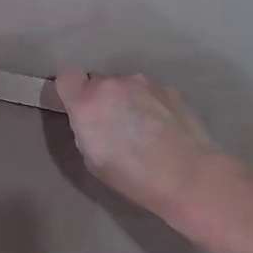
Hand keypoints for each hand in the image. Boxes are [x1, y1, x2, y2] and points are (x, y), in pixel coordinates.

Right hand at [53, 69, 225, 216]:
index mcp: (86, 102)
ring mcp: (143, 83)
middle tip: (111, 124)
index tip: (75, 105)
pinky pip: (148, 92)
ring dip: (125, 99)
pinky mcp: (168, 89)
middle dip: (99, 98)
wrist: (187, 175)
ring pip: (124, 85)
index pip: (65, 76)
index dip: (69, 89)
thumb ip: (86, 130)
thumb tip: (92, 121)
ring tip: (141, 128)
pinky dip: (149, 104)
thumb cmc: (132, 175)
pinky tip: (161, 127)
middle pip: (97, 81)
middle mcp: (112, 84)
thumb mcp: (92, 160)